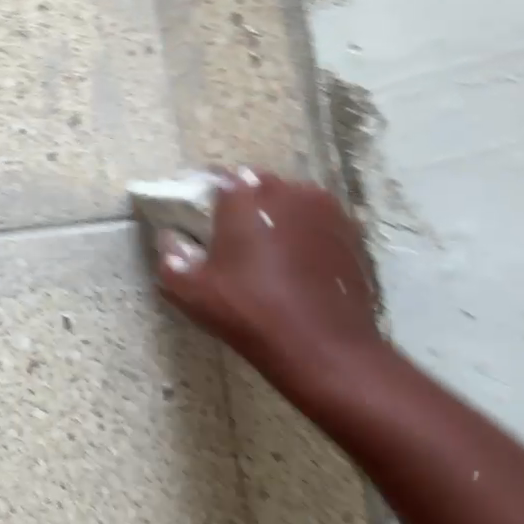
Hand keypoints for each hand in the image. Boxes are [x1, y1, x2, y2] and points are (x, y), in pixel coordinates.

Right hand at [153, 167, 381, 376]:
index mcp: (246, 197)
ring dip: (273, 216)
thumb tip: (171, 238)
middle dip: (240, 202)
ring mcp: (328, 211)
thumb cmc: (247, 310)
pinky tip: (291, 261)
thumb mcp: (188, 288)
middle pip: (257, 186)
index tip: (192, 213)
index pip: (217, 177)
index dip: (202, 193)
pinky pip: (316, 222)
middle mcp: (290, 192)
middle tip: (224, 232)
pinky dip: (301, 233)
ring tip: (260, 247)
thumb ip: (171, 255)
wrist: (322, 345)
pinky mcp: (352, 235)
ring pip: (291, 202)